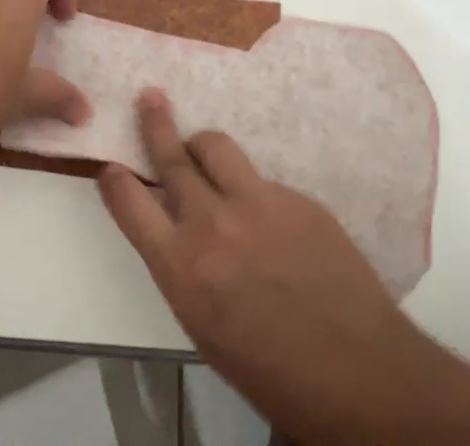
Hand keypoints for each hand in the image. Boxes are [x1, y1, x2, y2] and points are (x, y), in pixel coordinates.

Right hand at [99, 90, 469, 443]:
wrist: (359, 372)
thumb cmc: (269, 370)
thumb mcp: (201, 324)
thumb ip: (181, 268)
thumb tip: (176, 233)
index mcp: (181, 265)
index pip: (130, 202)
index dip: (114, 179)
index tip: (110, 166)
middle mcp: (213, 224)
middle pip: (172, 157)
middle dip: (155, 124)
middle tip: (150, 97)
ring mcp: (260, 205)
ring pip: (218, 148)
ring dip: (202, 146)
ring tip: (201, 150)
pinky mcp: (299, 201)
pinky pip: (263, 181)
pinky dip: (253, 191)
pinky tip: (270, 222)